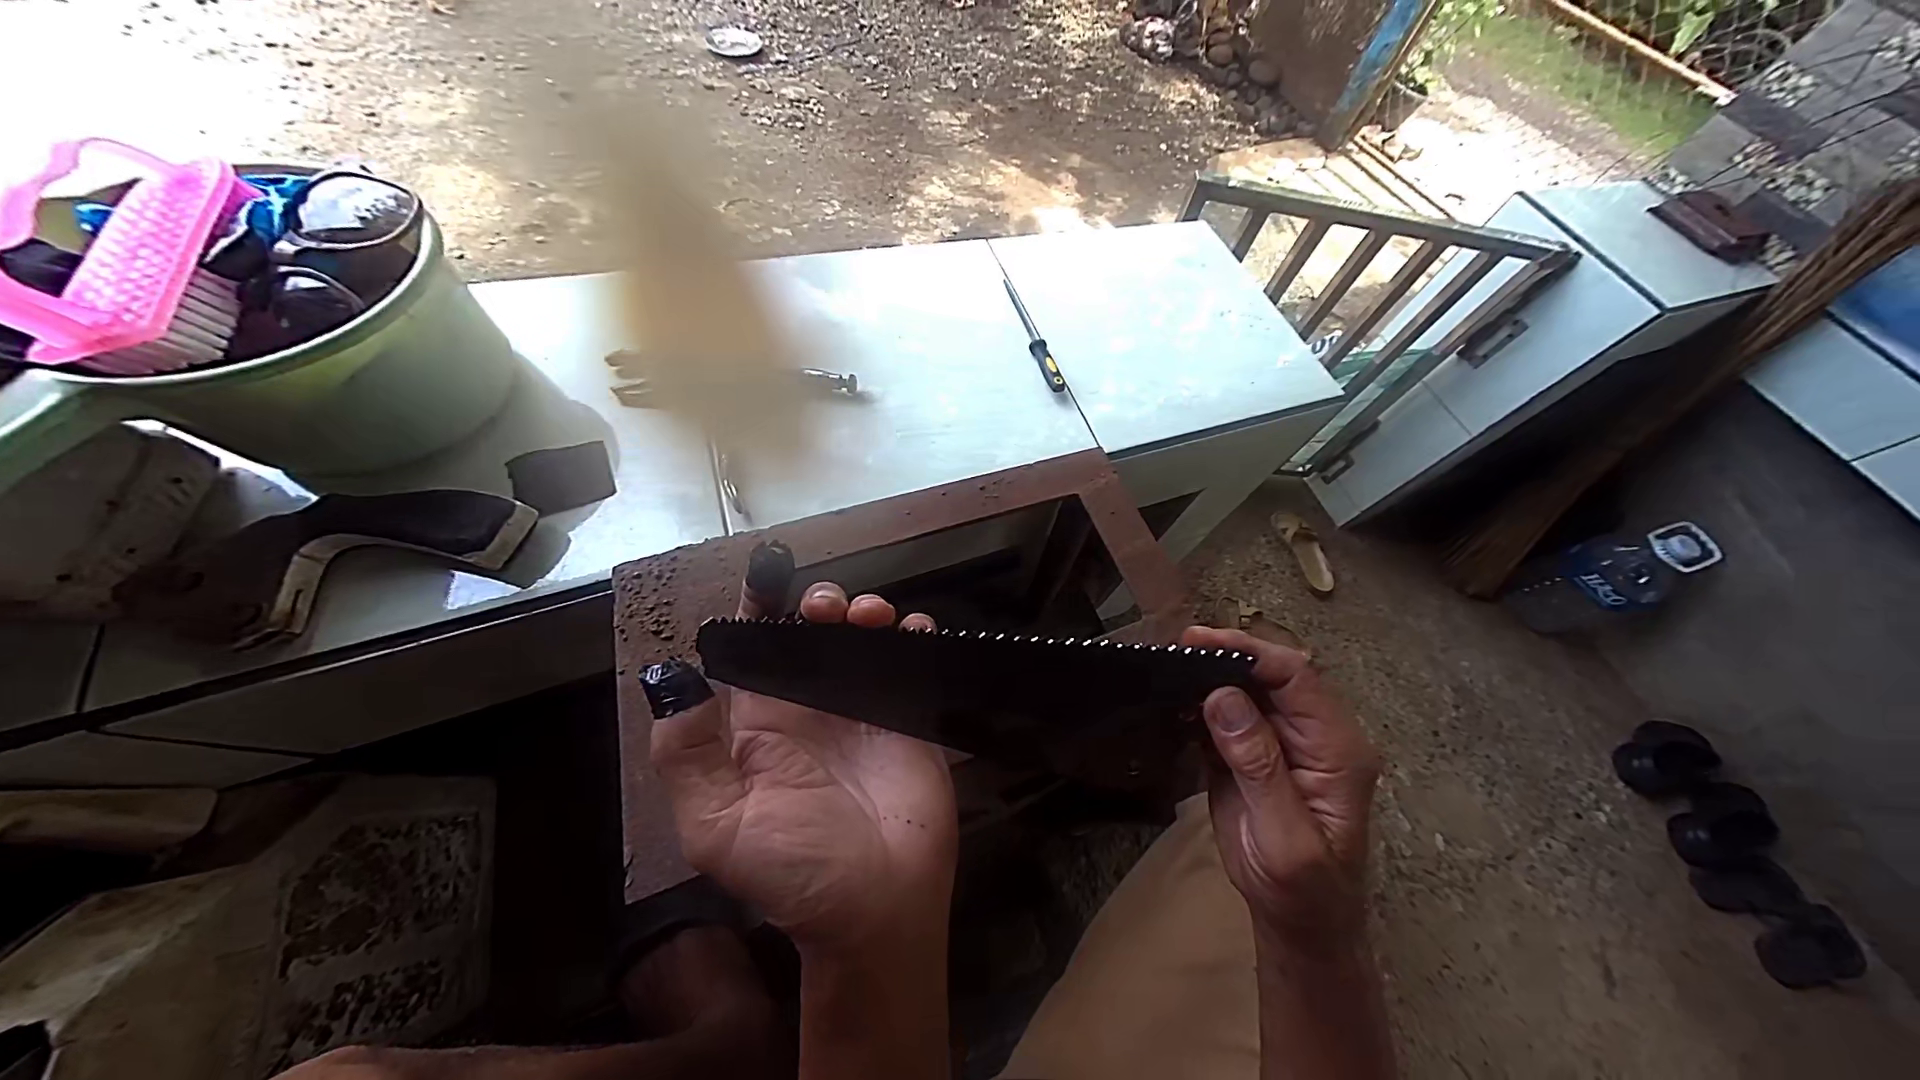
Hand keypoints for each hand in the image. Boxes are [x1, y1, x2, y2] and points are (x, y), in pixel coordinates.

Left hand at [647, 577, 956, 952]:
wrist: (878, 907)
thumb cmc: (796, 870)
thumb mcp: (719, 824)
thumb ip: (688, 753)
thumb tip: (668, 674)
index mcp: (761, 721)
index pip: (755, 646)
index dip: (759, 606)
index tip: (771, 570)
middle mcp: (811, 704)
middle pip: (814, 630)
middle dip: (819, 603)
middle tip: (828, 608)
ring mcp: (863, 706)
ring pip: (863, 636)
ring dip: (865, 610)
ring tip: (869, 616)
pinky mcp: (908, 713)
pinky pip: (911, 659)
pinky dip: (914, 633)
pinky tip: (911, 631)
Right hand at [1180, 625, 1379, 950]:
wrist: (1296, 921)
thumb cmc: (1302, 889)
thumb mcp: (1284, 836)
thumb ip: (1259, 766)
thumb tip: (1223, 697)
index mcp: (1335, 748)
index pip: (1297, 678)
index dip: (1251, 652)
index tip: (1202, 642)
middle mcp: (1312, 734)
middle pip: (1272, 674)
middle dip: (1227, 653)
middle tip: (1178, 646)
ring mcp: (1281, 740)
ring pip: (1247, 688)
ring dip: (1210, 672)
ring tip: (1169, 664)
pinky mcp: (1251, 750)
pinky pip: (1228, 712)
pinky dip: (1200, 699)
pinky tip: (1173, 697)